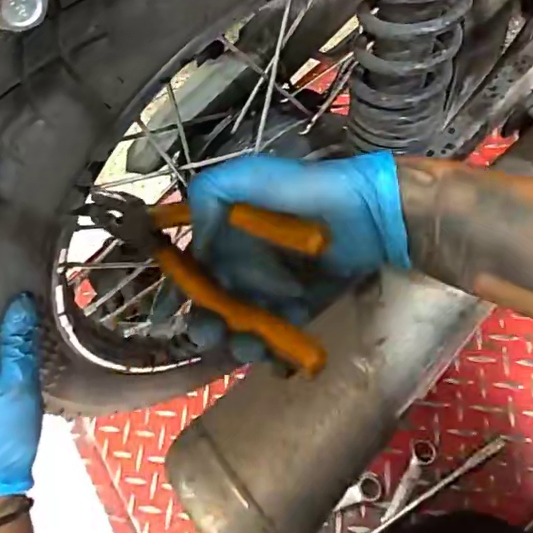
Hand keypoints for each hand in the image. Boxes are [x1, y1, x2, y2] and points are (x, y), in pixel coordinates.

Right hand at [185, 153, 409, 361]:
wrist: (365, 213)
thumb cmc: (301, 192)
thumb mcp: (243, 177)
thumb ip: (206, 197)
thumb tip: (194, 246)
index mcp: (223, 234)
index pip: (190, 267)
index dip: (176, 289)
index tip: (167, 310)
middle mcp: (241, 263)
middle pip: (211, 303)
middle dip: (205, 323)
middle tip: (209, 333)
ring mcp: (270, 289)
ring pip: (241, 324)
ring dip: (237, 341)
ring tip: (249, 345)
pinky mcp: (300, 308)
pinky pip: (278, 336)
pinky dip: (274, 351)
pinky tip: (278, 356)